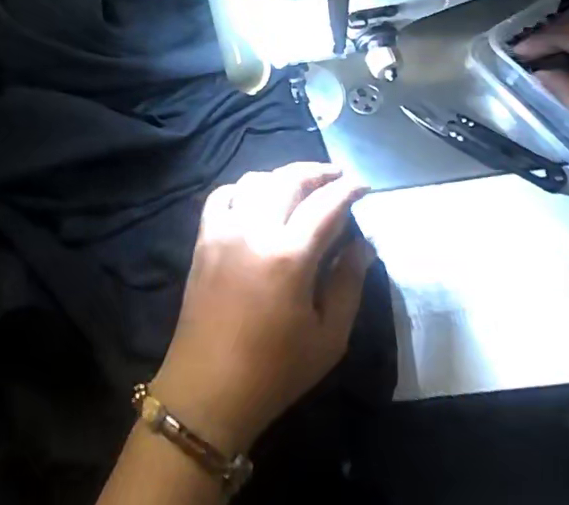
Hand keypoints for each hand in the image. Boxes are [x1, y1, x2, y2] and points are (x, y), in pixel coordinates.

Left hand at [151, 163, 373, 455]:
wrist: (207, 395)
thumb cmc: (275, 372)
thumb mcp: (329, 337)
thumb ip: (349, 283)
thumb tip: (362, 244)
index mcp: (289, 256)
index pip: (326, 203)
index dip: (349, 189)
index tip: (364, 184)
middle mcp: (255, 231)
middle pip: (290, 180)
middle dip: (319, 172)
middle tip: (338, 177)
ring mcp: (225, 232)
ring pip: (256, 180)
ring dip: (283, 178)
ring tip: (301, 190)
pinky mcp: (204, 241)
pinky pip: (223, 196)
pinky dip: (244, 189)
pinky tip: (258, 202)